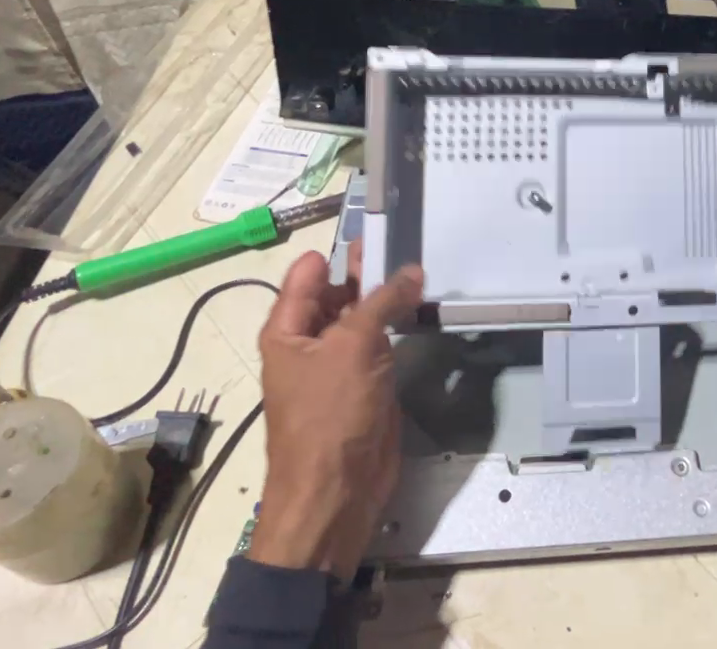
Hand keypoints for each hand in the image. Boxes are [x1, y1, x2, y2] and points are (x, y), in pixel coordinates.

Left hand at [248, 243, 423, 573]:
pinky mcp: (368, 382)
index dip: (342, 248)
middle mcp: (310, 341)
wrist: (336, 493)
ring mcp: (341, 362)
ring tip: (428, 267)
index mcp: (288, 329)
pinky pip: (384, 342)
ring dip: (391, 298)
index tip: (383, 224)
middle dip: (372, 269)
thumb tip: (410, 270)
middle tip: (415, 239)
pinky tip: (427, 308)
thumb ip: (381, 302)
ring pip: (366, 317)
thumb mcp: (353, 348)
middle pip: (341, 291)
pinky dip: (402, 324)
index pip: (310, 271)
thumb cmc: (330, 417)